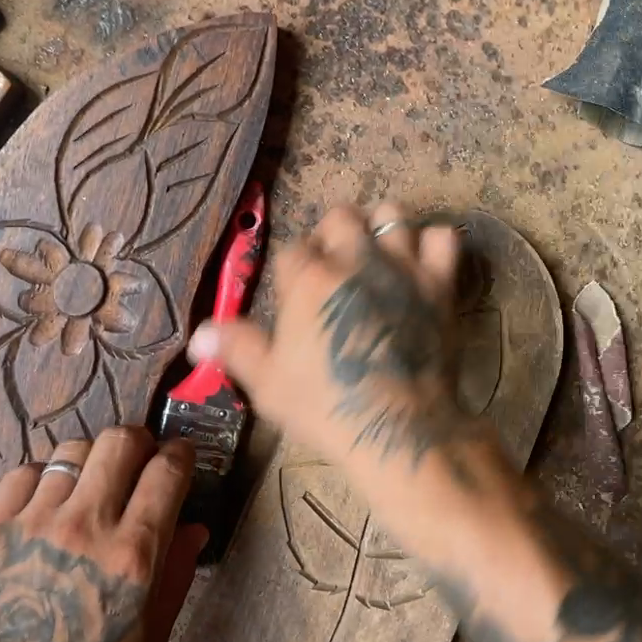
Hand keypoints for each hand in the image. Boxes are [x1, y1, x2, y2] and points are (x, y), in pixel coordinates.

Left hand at [0, 428, 206, 641]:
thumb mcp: (147, 640)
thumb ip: (175, 579)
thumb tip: (196, 529)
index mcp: (133, 556)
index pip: (167, 470)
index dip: (180, 453)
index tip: (180, 456)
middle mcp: (88, 525)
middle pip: (121, 441)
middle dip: (138, 443)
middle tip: (138, 461)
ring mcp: (37, 522)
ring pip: (73, 449)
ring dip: (90, 460)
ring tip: (89, 482)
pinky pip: (24, 472)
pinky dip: (41, 478)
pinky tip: (47, 500)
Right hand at [187, 202, 471, 476]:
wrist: (399, 428)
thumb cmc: (327, 407)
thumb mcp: (269, 384)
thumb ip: (236, 348)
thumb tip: (198, 333)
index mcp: (308, 278)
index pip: (293, 249)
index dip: (294, 269)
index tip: (298, 292)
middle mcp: (353, 259)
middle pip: (340, 216)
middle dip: (334, 235)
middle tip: (336, 267)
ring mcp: (401, 265)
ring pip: (391, 213)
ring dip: (382, 228)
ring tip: (379, 255)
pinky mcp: (439, 281)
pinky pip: (443, 237)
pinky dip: (434, 244)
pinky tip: (424, 263)